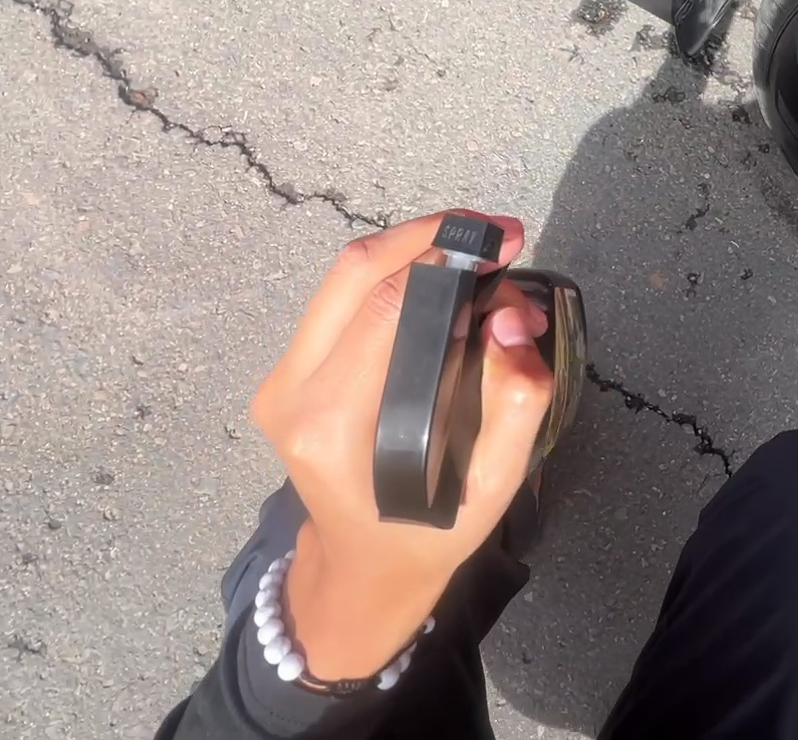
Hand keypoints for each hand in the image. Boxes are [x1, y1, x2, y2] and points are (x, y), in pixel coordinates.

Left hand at [249, 211, 551, 679]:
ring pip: (346, 274)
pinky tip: (445, 277)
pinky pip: (343, 295)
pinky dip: (399, 270)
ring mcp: (281, 379)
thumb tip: (511, 322)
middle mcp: (293, 394)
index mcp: (338, 425)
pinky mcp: (287, 371)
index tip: (508, 244)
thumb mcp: (496, 481)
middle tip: (501, 235)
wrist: (367, 563)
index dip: (451, 258)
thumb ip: (516, 401)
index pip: (389, 306)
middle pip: (356, 271)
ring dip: (417, 246)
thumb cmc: (435, 526)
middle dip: (434, 234)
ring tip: (481, 253)